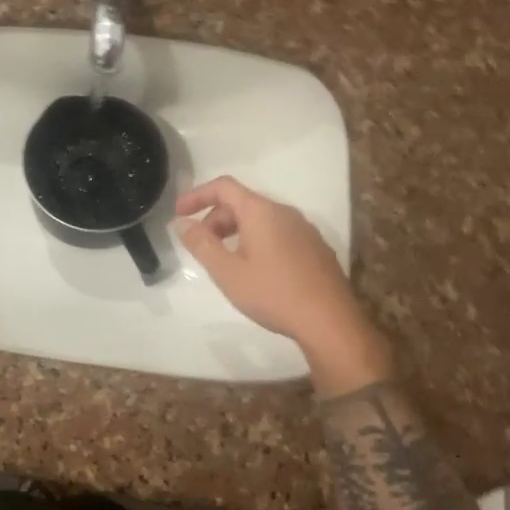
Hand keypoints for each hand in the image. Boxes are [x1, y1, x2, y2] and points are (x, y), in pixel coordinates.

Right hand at [175, 177, 391, 393]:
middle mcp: (285, 213)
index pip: (224, 187)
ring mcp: (304, 230)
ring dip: (235, 230)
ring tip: (224, 259)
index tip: (178, 213)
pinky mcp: (316, 248)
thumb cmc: (273, 294)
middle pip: (242, 202)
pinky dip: (256, 240)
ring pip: (261, 219)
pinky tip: (255, 270)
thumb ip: (200, 243)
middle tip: (200, 245)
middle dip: (214, 218)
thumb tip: (181, 222)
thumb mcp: (226, 271)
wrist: (331, 323)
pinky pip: (278, 233)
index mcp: (261, 212)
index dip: (197, 195)